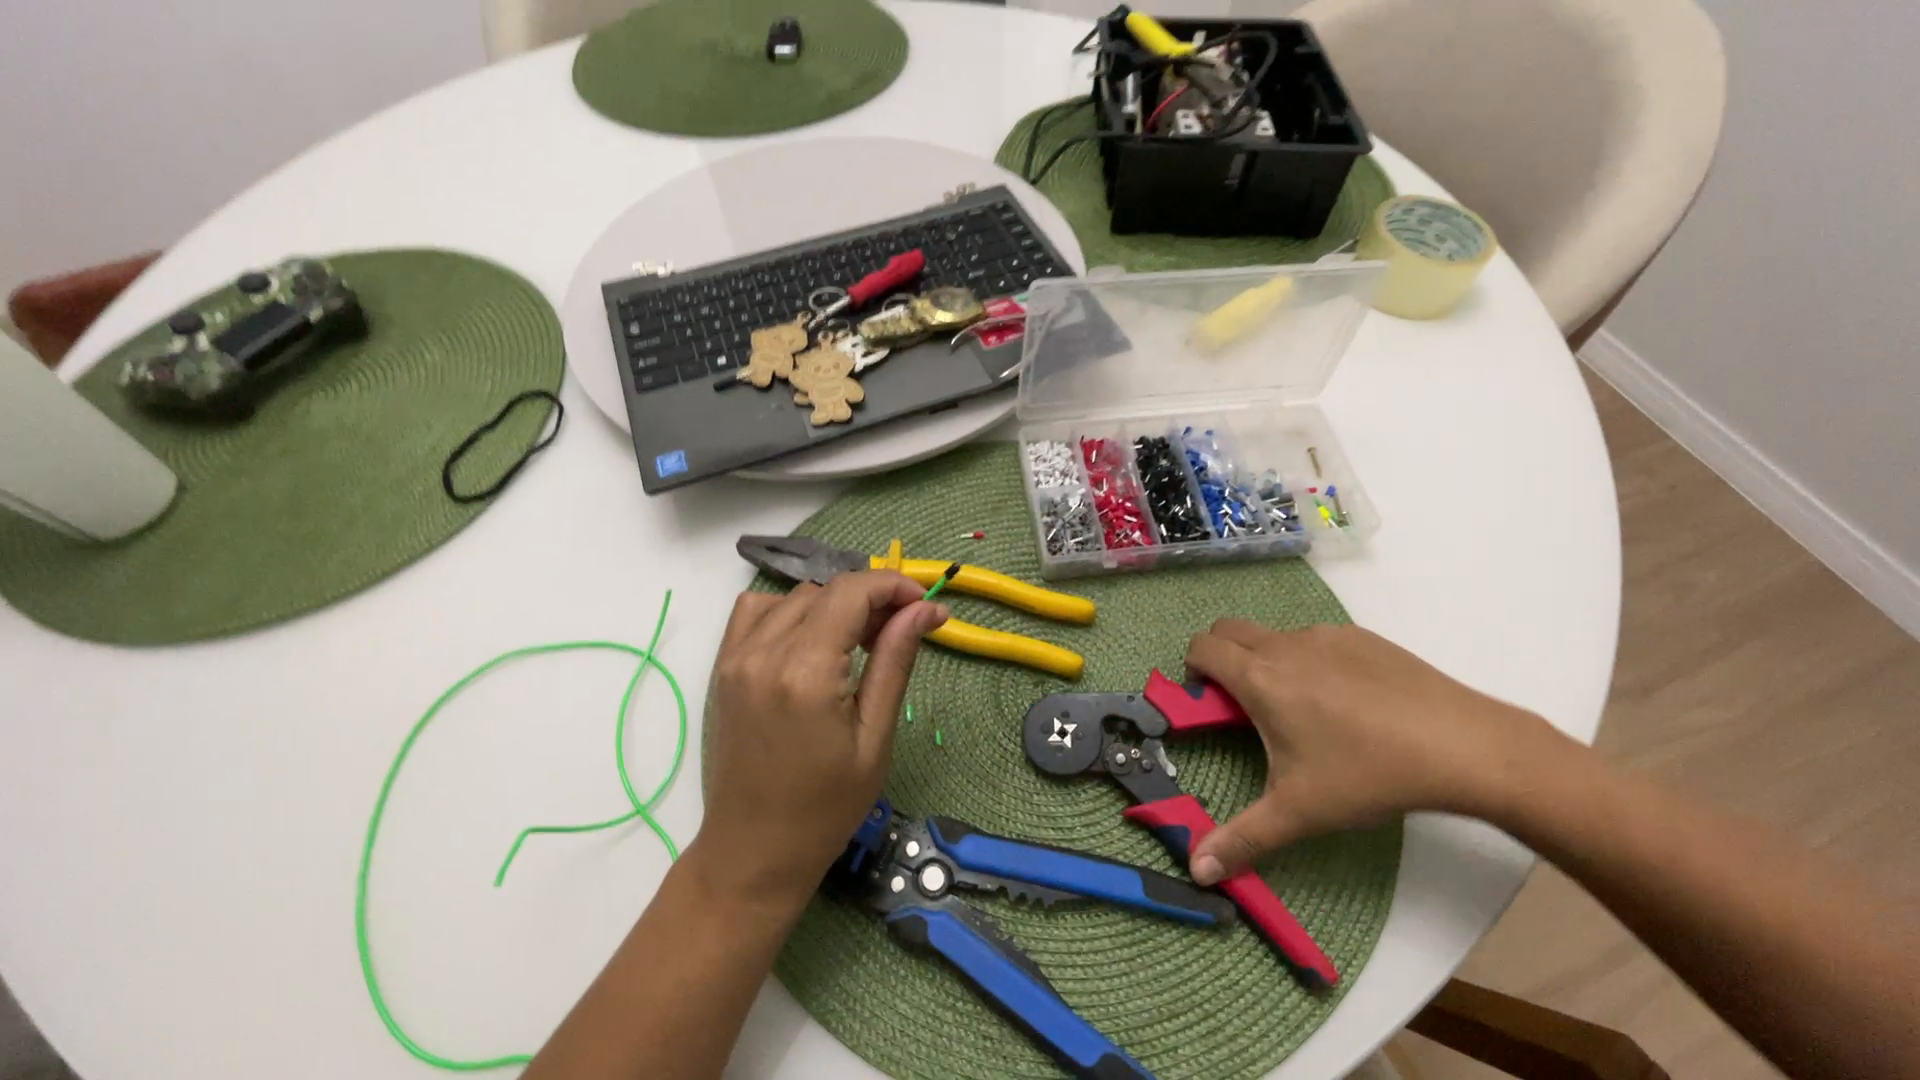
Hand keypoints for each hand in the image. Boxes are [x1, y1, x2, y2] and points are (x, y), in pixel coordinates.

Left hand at [695, 572, 948, 905]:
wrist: (754, 851)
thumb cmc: (825, 808)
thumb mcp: (875, 738)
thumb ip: (896, 662)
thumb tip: (926, 609)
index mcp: (806, 672)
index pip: (853, 592)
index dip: (894, 586)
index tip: (926, 605)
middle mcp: (764, 652)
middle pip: (826, 590)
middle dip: (871, 597)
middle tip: (901, 630)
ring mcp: (736, 658)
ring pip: (793, 596)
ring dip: (833, 604)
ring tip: (858, 640)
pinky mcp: (723, 668)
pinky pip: (756, 611)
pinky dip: (789, 610)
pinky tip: (811, 641)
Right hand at [1180, 619, 1572, 885]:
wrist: (1463, 746)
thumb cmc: (1368, 775)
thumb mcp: (1298, 813)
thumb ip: (1241, 839)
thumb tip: (1199, 872)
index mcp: (1259, 678)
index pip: (1201, 647)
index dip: (1193, 670)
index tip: (1209, 705)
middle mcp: (1286, 645)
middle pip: (1228, 628)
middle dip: (1221, 657)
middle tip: (1241, 705)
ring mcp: (1327, 635)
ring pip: (1275, 635)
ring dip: (1267, 659)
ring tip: (1302, 711)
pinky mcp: (1364, 637)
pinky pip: (1317, 641)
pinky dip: (1311, 661)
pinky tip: (1347, 704)